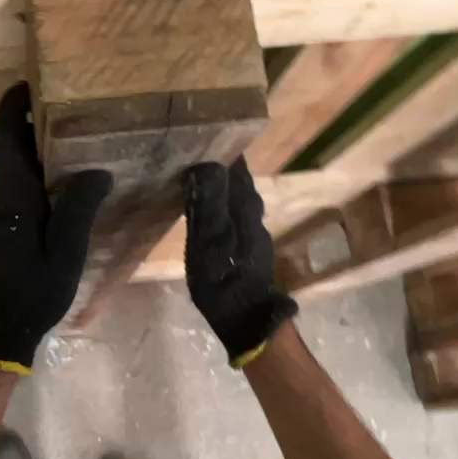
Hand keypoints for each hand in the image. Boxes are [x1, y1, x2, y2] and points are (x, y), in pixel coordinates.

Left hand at [0, 83, 111, 374]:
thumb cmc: (33, 291)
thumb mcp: (66, 252)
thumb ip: (79, 207)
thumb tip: (95, 170)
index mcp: (12, 196)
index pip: (1, 136)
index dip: (10, 105)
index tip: (28, 83)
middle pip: (8, 150)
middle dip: (32, 128)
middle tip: (70, 115)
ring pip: (11, 174)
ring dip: (35, 158)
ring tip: (73, 153)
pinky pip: (13, 193)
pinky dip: (33, 182)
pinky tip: (60, 193)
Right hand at [182, 157, 297, 366]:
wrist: (248, 322)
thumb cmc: (223, 282)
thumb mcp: (207, 244)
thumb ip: (208, 206)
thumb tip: (206, 166)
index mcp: (244, 212)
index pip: (236, 172)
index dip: (225, 154)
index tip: (208, 136)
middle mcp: (255, 219)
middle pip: (240, 185)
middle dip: (224, 169)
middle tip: (201, 155)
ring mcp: (256, 237)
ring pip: (240, 202)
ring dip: (225, 189)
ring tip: (203, 181)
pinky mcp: (253, 252)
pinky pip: (238, 218)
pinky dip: (226, 208)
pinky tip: (213, 214)